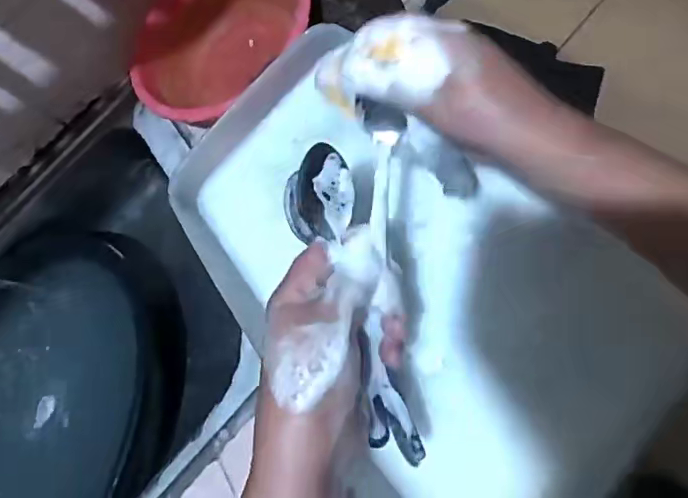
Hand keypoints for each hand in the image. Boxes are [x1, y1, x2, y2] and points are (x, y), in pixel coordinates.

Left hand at [250, 243, 404, 493]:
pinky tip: (392, 359)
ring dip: (386, 325)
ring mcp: (335, 339)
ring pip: (370, 314)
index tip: (378, 250)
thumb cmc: (310, 373)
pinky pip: (376, 342)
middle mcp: (313, 312)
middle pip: (352, 285)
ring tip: (391, 344)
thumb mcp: (326, 321)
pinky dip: (388, 348)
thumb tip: (352, 241)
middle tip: (390, 312)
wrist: (313, 445)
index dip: (349, 251)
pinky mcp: (355, 365)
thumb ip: (345, 284)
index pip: (322, 258)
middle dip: (377, 296)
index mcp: (295, 295)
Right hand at [319, 13, 565, 161]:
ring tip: (376, 112)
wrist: (553, 153)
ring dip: (388, 84)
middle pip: (395, 45)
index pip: (383, 28)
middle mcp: (453, 41)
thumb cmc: (488, 123)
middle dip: (369, 68)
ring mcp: (467, 63)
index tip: (337, 79)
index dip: (355, 50)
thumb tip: (336, 70)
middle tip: (353, 99)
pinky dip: (409, 95)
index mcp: (443, 36)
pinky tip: (407, 118)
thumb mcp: (427, 101)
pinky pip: (428, 80)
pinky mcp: (475, 85)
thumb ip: (380, 81)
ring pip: (411, 64)